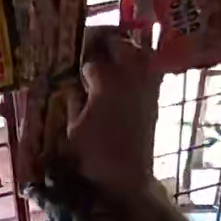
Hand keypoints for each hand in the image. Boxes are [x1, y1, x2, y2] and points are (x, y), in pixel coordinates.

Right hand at [65, 26, 161, 198]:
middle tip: (86, 46)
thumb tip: (70, 85)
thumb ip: (72, 100)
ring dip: (123, 49)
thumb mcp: (71, 127)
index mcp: (106, 81)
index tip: (65, 55)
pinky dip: (137, 65)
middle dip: (102, 42)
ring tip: (107, 55)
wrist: (125, 179)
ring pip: (140, 53)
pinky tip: (122, 75)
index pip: (90, 57)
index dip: (76, 54)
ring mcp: (147, 86)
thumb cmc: (92, 155)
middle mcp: (131, 77)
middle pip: (119, 44)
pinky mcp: (154, 99)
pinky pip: (149, 70)